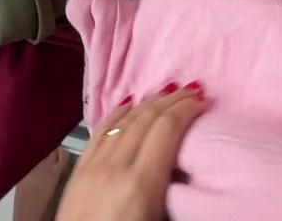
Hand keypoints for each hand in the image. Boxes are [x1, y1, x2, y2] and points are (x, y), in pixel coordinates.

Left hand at [58, 83, 206, 220]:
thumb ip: (173, 193)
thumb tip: (186, 165)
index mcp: (140, 186)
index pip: (166, 130)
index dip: (187, 110)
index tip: (204, 101)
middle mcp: (115, 168)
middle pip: (147, 118)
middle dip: (173, 100)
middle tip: (194, 90)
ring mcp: (92, 168)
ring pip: (124, 120)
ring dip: (149, 102)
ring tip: (168, 92)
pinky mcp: (77, 174)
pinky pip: (100, 132)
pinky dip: (118, 113)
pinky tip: (129, 102)